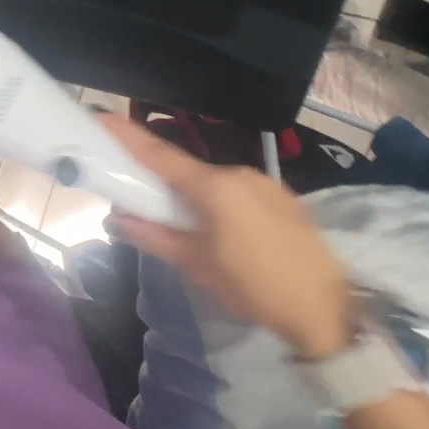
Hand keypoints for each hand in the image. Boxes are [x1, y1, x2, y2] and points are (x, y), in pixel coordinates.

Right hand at [105, 116, 355, 358]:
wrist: (327, 312)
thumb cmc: (254, 288)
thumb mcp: (197, 266)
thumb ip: (155, 236)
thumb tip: (119, 218)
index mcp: (213, 186)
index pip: (158, 154)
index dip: (126, 135)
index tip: (100, 116)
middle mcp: (237, 173)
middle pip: (185, 168)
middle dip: (159, 177)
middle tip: (139, 194)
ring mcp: (263, 182)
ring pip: (213, 181)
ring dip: (192, 193)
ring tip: (185, 224)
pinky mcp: (282, 197)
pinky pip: (237, 191)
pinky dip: (219, 201)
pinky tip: (222, 230)